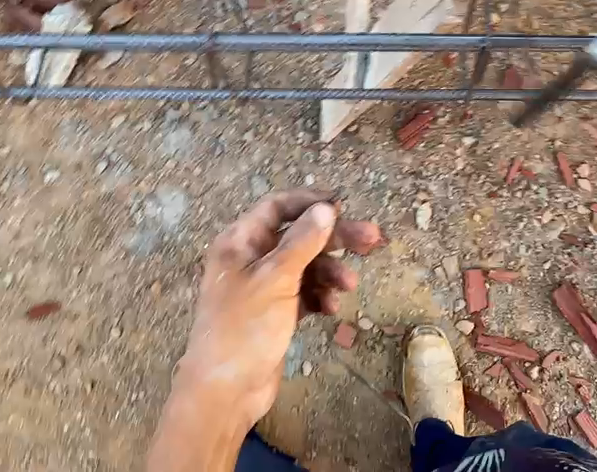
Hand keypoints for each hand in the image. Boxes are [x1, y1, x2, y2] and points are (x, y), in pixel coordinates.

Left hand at [172, 190, 380, 431]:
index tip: (341, 205)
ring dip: (329, 272)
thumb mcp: (275, 278)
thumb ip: (302, 241)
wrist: (225, 393)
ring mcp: (264, 286)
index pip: (277, 207)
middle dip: (333, 238)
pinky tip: (331, 308)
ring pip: (305, 265)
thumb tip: (326, 208)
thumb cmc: (244, 327)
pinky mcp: (275, 312)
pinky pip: (304, 292)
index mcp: (240, 241)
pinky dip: (319, 296)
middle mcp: (251, 258)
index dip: (309, 203)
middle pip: (298, 236)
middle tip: (371, 238)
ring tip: (349, 285)